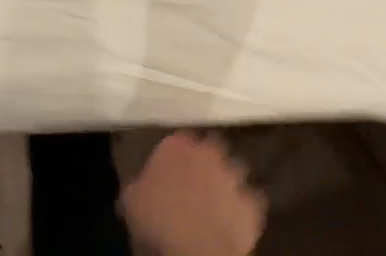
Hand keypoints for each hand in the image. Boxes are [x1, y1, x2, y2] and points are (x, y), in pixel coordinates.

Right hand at [121, 132, 265, 255]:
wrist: (197, 248)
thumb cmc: (158, 219)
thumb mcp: (131, 199)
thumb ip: (138, 183)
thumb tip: (138, 185)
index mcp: (175, 144)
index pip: (177, 140)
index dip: (175, 156)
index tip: (170, 170)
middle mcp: (207, 151)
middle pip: (209, 148)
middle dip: (205, 162)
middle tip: (195, 181)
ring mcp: (234, 175)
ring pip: (233, 171)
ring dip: (226, 182)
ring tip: (215, 201)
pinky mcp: (253, 201)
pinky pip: (249, 200)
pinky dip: (241, 207)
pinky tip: (231, 220)